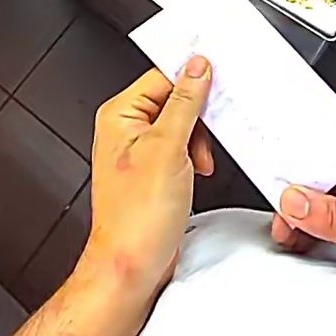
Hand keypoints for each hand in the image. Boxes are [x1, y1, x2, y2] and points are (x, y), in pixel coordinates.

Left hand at [80, 56, 214, 300]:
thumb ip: (184, 103)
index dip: (190, 78)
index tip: (216, 81)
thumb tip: (195, 67)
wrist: (131, 268)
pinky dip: (194, 155)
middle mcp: (125, 128)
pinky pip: (180, 146)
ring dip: (198, 139)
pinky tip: (197, 170)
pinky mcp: (152, 169)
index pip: (161, 76)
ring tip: (198, 161)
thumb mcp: (168, 148)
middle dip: (196, 117)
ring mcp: (139, 149)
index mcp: (120, 113)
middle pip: (172, 98)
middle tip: (206, 135)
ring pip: (180, 123)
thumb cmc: (136, 217)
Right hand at [272, 139, 335, 328]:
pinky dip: (309, 230)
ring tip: (291, 236)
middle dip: (297, 200)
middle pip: (319, 176)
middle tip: (284, 222)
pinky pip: (325, 216)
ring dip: (301, 218)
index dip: (301, 174)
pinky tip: (302, 241)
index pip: (328, 155)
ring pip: (318, 198)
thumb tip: (297, 201)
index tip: (281, 194)